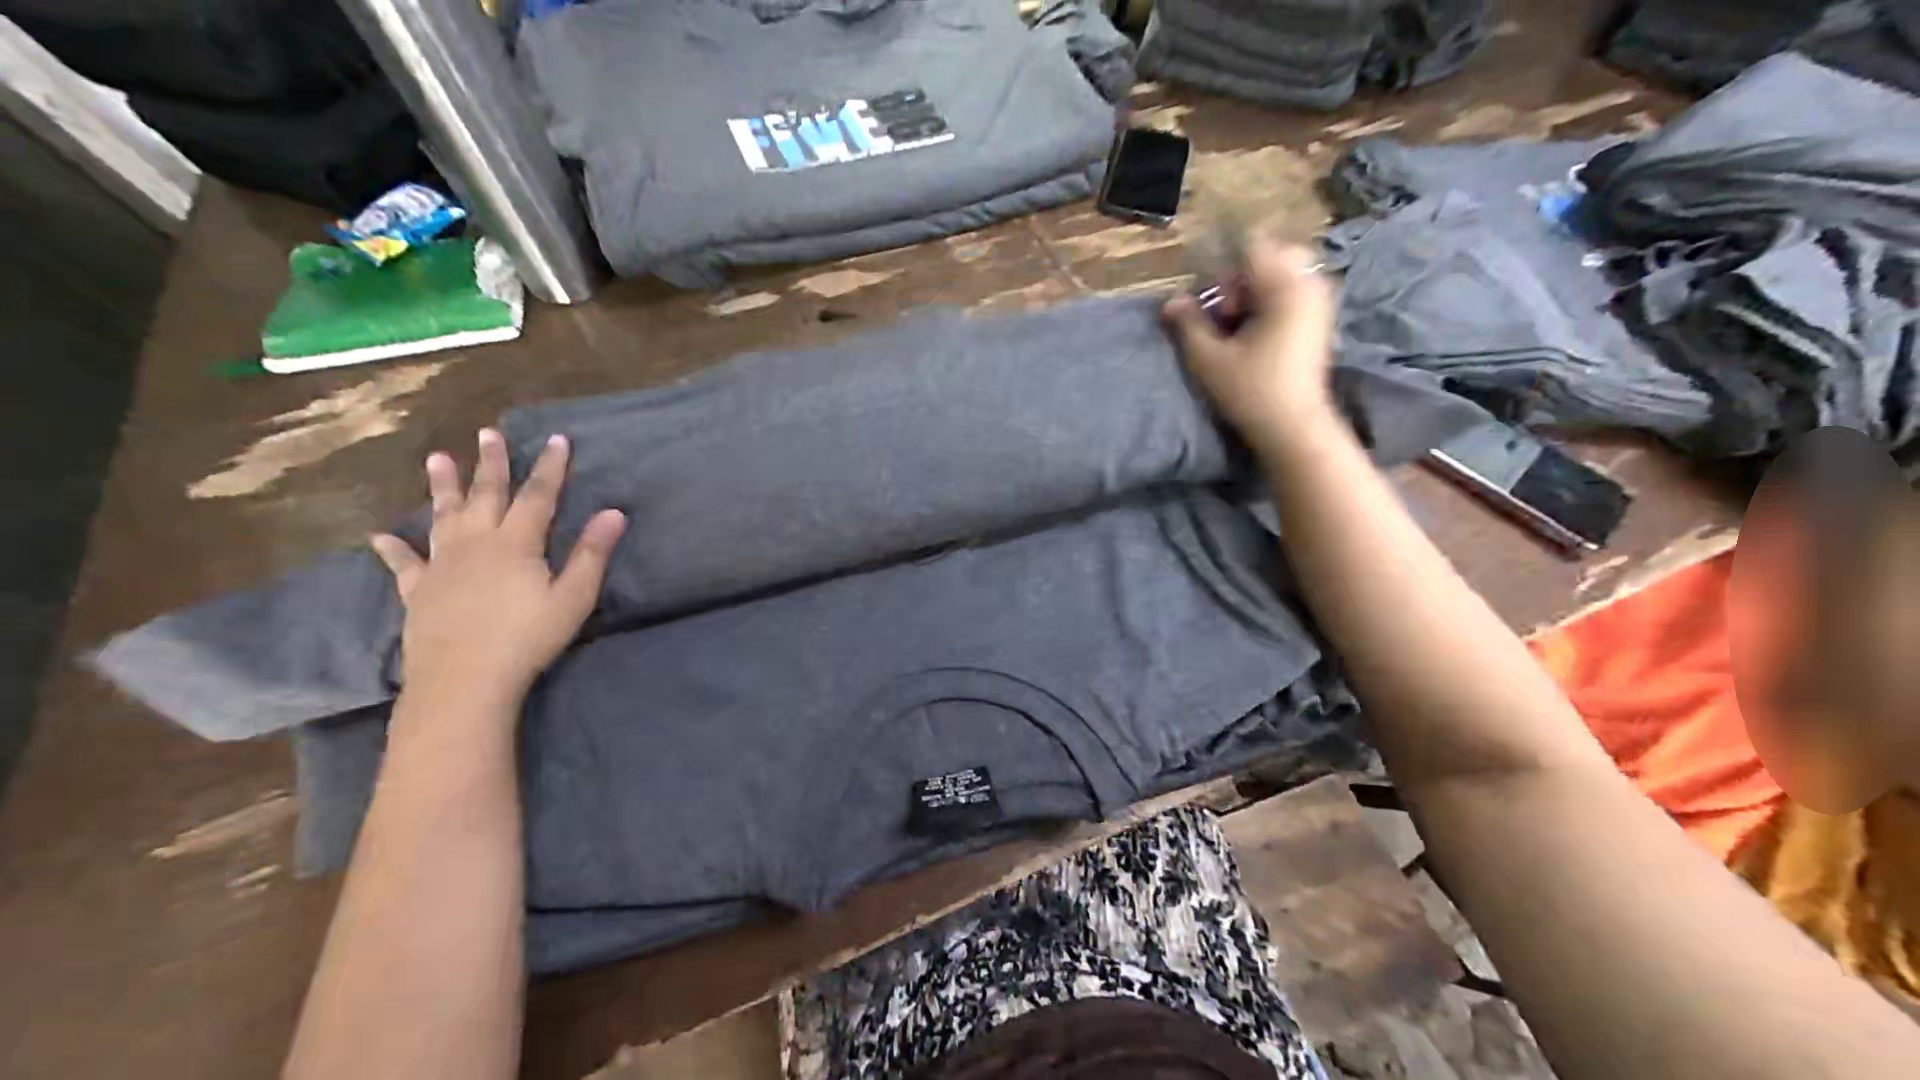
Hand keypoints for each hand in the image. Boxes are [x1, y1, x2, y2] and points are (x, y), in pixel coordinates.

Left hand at [369, 428, 626, 711]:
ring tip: (437, 459)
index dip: (550, 467)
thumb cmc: (527, 638)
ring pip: (443, 516)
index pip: (538, 495)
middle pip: (486, 494)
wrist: (464, 680)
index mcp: (515, 542)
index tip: (557, 439)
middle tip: (487, 433)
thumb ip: (592, 554)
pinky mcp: (418, 590)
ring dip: (443, 487)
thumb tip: (614, 512)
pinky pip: (404, 562)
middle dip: (491, 463)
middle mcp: (475, 543)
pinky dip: (393, 547)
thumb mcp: (573, 597)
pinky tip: (381, 535)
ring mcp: (441, 565)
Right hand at [1163, 236, 1338, 455]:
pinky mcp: (1321, 320)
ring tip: (1241, 327)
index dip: (1224, 271)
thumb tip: (1170, 301)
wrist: (1294, 428)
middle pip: (1271, 255)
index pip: (1251, 247)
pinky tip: (1258, 334)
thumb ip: (1188, 324)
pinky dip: (1272, 303)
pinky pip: (1294, 291)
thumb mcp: (1209, 359)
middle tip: (1229, 315)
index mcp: (1285, 286)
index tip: (1216, 305)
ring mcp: (1321, 301)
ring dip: (1257, 291)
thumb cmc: (1251, 392)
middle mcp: (1310, 284)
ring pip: (1283, 273)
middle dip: (1243, 279)